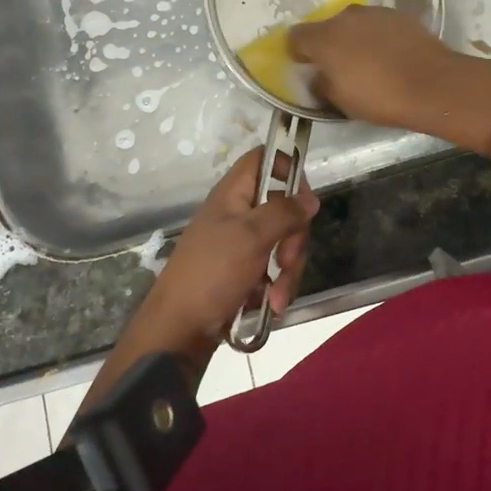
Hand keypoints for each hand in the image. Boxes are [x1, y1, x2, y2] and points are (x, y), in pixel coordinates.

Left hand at [141, 148, 319, 341]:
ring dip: (288, 271)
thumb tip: (310, 199)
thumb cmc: (212, 273)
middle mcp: (238, 215)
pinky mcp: (245, 273)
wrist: (179, 330)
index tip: (303, 197)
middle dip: (294, 238)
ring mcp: (242, 245)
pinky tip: (272, 306)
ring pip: (284, 244)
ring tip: (277, 297)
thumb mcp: (252, 236)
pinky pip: (275, 270)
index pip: (263, 159)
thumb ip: (285, 212)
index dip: (286, 167)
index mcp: (233, 195)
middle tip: (286, 260)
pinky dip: (278, 287)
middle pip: (284, 208)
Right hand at [288, 5, 464, 127]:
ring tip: (368, 61)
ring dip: (355, 37)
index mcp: (324, 38)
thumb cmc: (379, 97)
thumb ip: (323, 84)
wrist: (431, 83)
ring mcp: (375, 12)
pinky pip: (378, 24)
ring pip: (354, 23)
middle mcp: (346, 17)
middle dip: (329, 43)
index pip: (296, 36)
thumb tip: (320, 76)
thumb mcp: (341, 101)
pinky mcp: (400, 14)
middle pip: (327, 26)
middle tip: (339, 66)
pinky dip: (378, 36)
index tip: (306, 65)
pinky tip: (390, 55)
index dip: (298, 51)